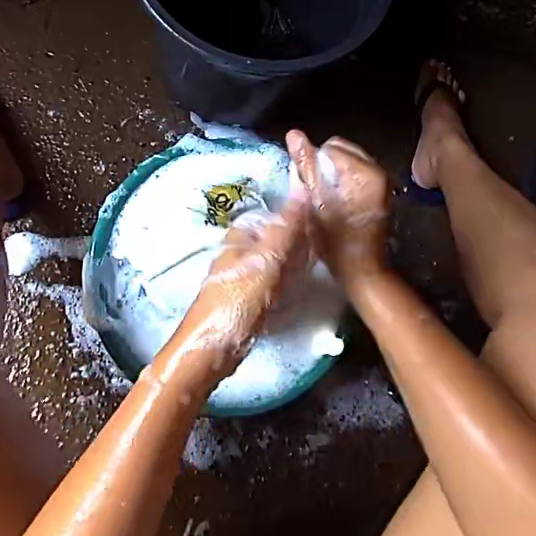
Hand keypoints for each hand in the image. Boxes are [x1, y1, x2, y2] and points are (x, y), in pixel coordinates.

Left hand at [154, 192, 309, 392]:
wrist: (213, 347)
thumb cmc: (236, 300)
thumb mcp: (265, 261)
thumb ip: (285, 229)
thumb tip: (302, 188)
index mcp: (239, 238)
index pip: (275, 218)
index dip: (299, 222)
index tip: (322, 230)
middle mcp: (240, 253)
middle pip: (278, 242)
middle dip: (299, 248)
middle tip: (319, 256)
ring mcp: (244, 277)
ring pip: (279, 264)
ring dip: (295, 269)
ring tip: (311, 274)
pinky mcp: (248, 299)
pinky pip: (275, 285)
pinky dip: (288, 287)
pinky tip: (298, 293)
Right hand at [285, 130, 390, 282]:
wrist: (360, 269)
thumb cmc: (334, 240)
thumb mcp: (313, 201)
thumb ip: (306, 165)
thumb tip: (294, 134)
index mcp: (364, 171)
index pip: (329, 147)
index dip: (312, 164)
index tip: (309, 188)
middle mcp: (378, 171)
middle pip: (340, 150)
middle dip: (324, 165)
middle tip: (315, 192)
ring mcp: (382, 180)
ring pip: (346, 161)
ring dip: (332, 173)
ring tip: (325, 198)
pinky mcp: (381, 191)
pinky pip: (355, 173)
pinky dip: (342, 181)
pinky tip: (336, 201)